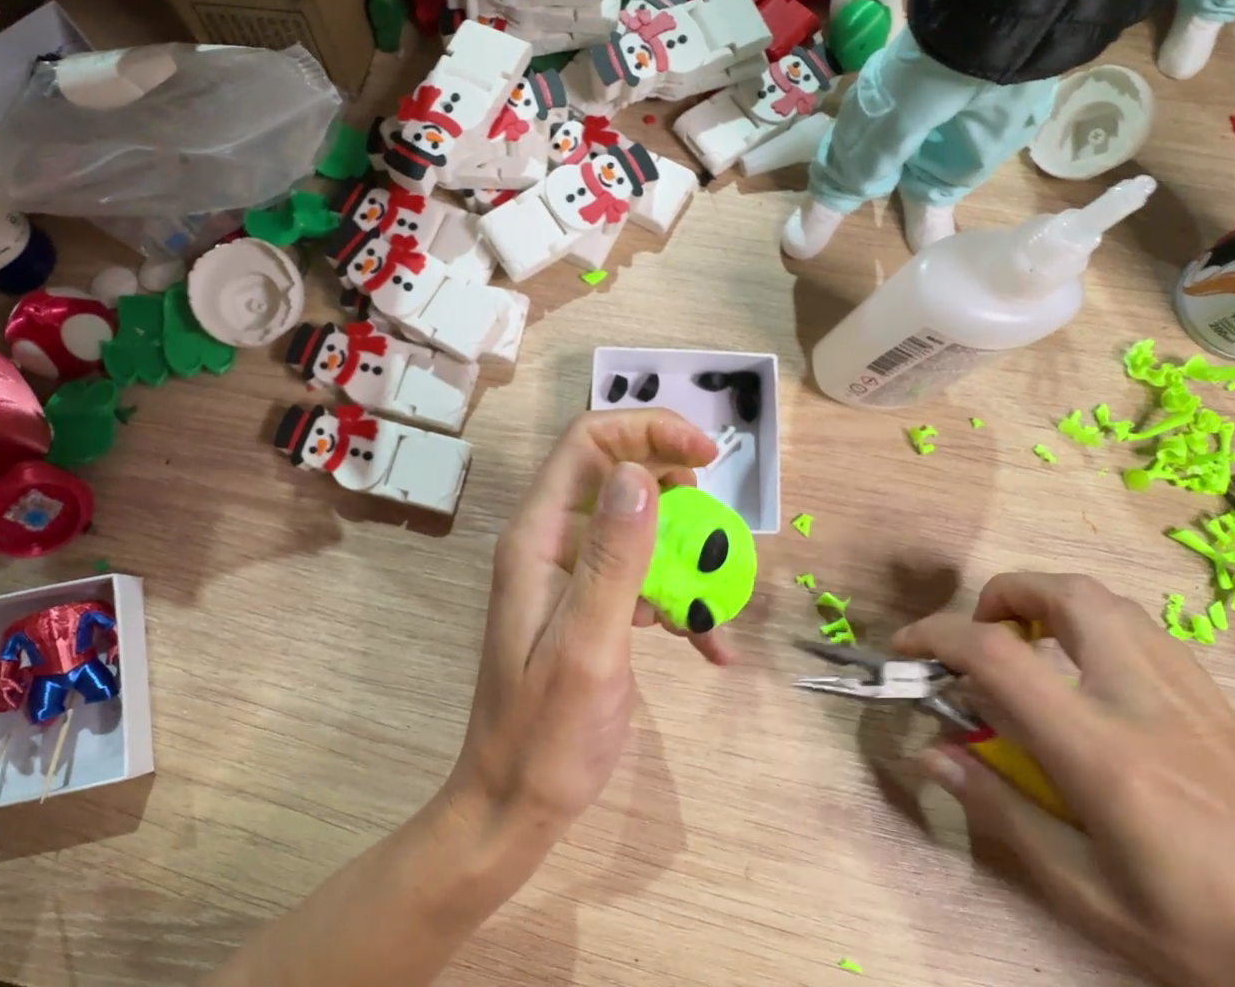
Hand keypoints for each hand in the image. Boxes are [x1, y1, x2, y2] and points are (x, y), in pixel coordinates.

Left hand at [447, 410, 718, 829]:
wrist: (516, 802)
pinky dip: (679, 601)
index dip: (648, 431)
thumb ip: (614, 558)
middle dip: (677, 494)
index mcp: (538, 538)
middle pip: (618, 478)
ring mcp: (571, 577)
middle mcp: (551, 544)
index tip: (708, 457)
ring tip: (714, 603)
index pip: (588, 444)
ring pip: (639, 529)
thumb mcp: (587, 645)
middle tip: (717, 533)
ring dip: (686, 555)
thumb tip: (641, 472)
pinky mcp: (591, 609)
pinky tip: (709, 647)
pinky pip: (642, 579)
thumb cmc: (545, 733)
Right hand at [894, 573, 1234, 986]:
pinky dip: (1095, 630)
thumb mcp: (1084, 892)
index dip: (937, 635)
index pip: (1000, 655)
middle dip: (1005, 594)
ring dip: (1052, 606)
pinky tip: (1087, 685)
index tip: (906, 649)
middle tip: (973, 639)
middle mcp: (1148, 704)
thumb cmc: (1203, 937)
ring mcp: (1195, 699)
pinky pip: (1146, 636)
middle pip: (1069, 595)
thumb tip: (931, 755)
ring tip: (1024, 654)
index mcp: (1104, 753)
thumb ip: (1001, 811)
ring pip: (1113, 606)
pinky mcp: (1224, 710)